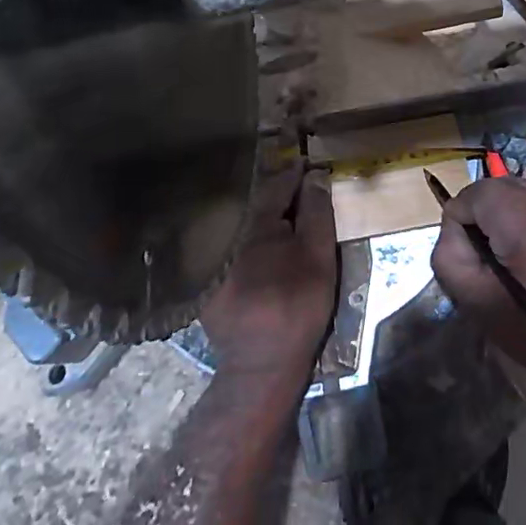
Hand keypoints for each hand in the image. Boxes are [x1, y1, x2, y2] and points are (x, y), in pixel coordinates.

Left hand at [201, 163, 337, 379]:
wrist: (263, 364)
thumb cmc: (298, 304)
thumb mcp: (319, 255)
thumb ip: (317, 211)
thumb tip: (315, 175)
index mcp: (253, 224)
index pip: (277, 185)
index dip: (296, 172)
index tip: (309, 160)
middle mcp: (224, 234)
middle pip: (253, 201)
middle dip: (276, 189)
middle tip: (298, 181)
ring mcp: (210, 258)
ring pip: (239, 221)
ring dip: (261, 211)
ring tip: (282, 207)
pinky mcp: (206, 278)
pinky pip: (229, 242)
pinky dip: (246, 234)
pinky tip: (262, 241)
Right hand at [430, 176, 525, 386]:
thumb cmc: (522, 329)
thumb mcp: (469, 297)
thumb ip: (450, 249)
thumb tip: (457, 220)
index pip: (480, 193)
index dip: (462, 216)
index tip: (468, 250)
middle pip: (497, 184)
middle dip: (479, 208)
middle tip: (479, 246)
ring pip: (515, 186)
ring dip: (498, 207)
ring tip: (499, 245)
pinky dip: (517, 211)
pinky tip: (521, 244)